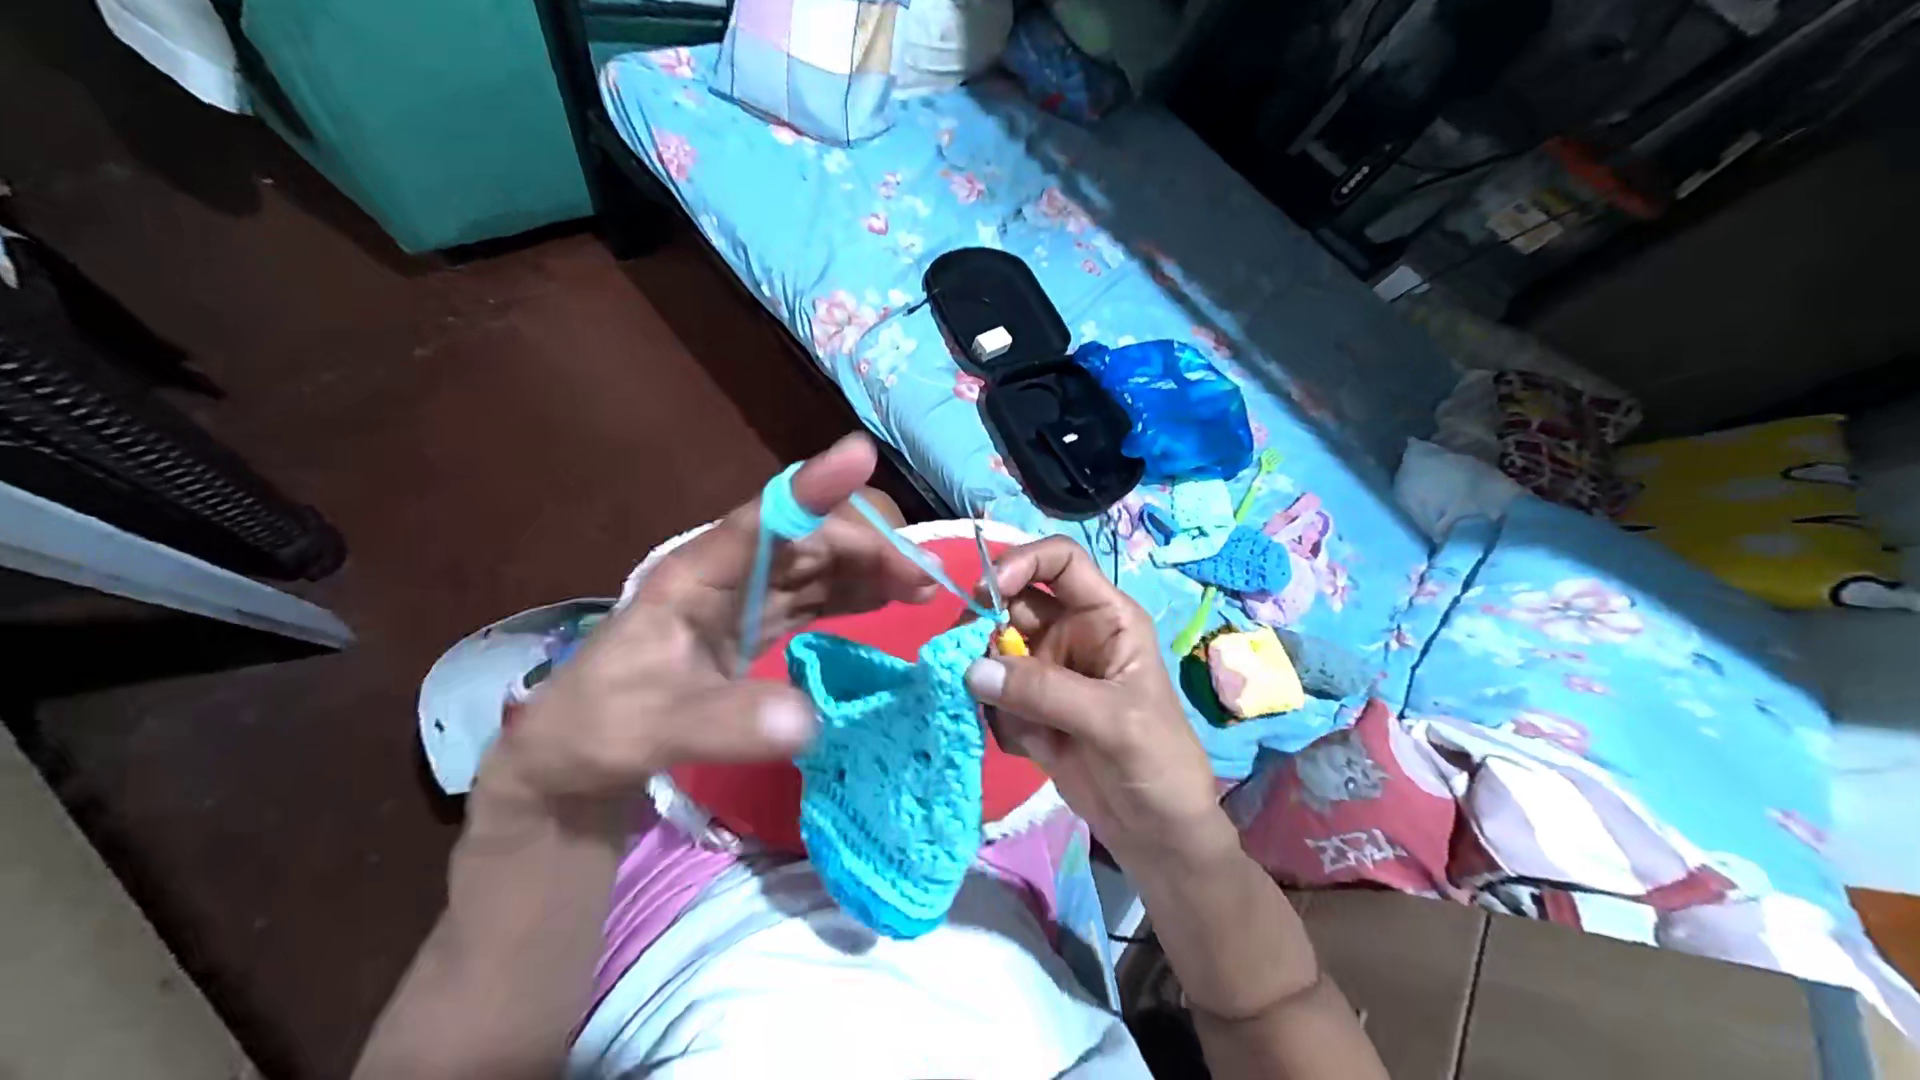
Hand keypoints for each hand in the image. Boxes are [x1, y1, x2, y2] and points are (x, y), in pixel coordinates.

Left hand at [476, 434, 935, 813]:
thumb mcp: (651, 730)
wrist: (580, 754)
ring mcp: (749, 594)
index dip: (812, 486)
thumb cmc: (601, 728)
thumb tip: (806, 724)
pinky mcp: (762, 619)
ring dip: (875, 563)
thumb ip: (724, 724)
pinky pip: (821, 592)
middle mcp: (731, 570)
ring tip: (923, 588)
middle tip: (921, 580)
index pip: (762, 518)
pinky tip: (892, 598)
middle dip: (870, 541)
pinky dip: (860, 590)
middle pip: (810, 530)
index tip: (862, 455)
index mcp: (697, 573)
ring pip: (823, 557)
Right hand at [964, 536, 1230, 870]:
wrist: (1155, 833)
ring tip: (1002, 717)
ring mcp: (1046, 670)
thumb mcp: (1112, 721)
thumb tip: (973, 669)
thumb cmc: (1157, 763)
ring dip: (985, 677)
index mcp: (1105, 617)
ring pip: (994, 648)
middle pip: (1012, 603)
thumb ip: (1045, 691)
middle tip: (961, 658)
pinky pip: (992, 691)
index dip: (1023, 561)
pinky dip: (993, 714)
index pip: (1060, 561)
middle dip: (984, 625)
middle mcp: (1071, 633)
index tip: (987, 589)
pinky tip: (1025, 747)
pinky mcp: (1028, 705)